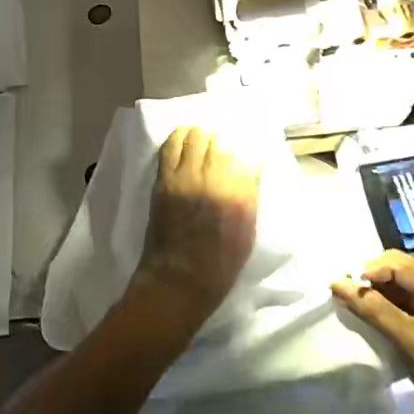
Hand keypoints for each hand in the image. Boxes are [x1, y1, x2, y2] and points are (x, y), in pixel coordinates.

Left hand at [131, 126, 260, 324]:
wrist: (179, 279)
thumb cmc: (220, 265)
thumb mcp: (247, 233)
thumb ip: (249, 197)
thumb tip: (249, 168)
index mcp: (241, 196)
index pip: (246, 158)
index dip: (244, 150)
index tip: (242, 147)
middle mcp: (215, 181)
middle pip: (219, 143)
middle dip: (221, 138)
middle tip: (220, 138)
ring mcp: (187, 178)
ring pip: (195, 139)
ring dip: (199, 133)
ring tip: (201, 134)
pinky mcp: (165, 180)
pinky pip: (170, 148)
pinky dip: (177, 137)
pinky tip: (182, 135)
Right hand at [331, 252, 413, 413]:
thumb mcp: (412, 343)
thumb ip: (375, 310)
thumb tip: (337, 282)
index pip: (399, 264)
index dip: (368, 271)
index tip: (341, 288)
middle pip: (397, 273)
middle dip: (369, 282)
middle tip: (343, 297)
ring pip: (397, 291)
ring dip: (374, 297)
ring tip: (350, 308)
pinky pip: (402, 309)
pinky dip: (383, 312)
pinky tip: (367, 322)